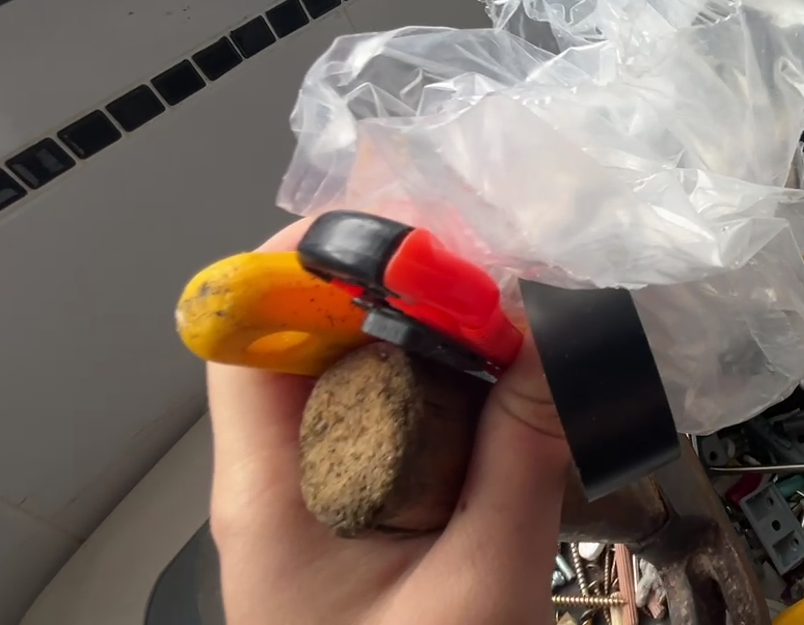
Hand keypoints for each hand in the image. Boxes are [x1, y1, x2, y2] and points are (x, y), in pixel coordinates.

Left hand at [208, 221, 572, 624]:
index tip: (414, 217)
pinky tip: (524, 355)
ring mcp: (339, 480)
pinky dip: (466, 364)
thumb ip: (519, 457)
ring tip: (523, 284)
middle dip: (403, 273)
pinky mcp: (385, 491)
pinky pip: (417, 400)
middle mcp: (291, 469)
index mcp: (272, 492)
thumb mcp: (480, 587)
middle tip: (498, 246)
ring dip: (444, 317)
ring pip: (378, 360)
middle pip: (322, 327)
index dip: (313, 257)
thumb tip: (554, 328)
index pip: (249, 332)